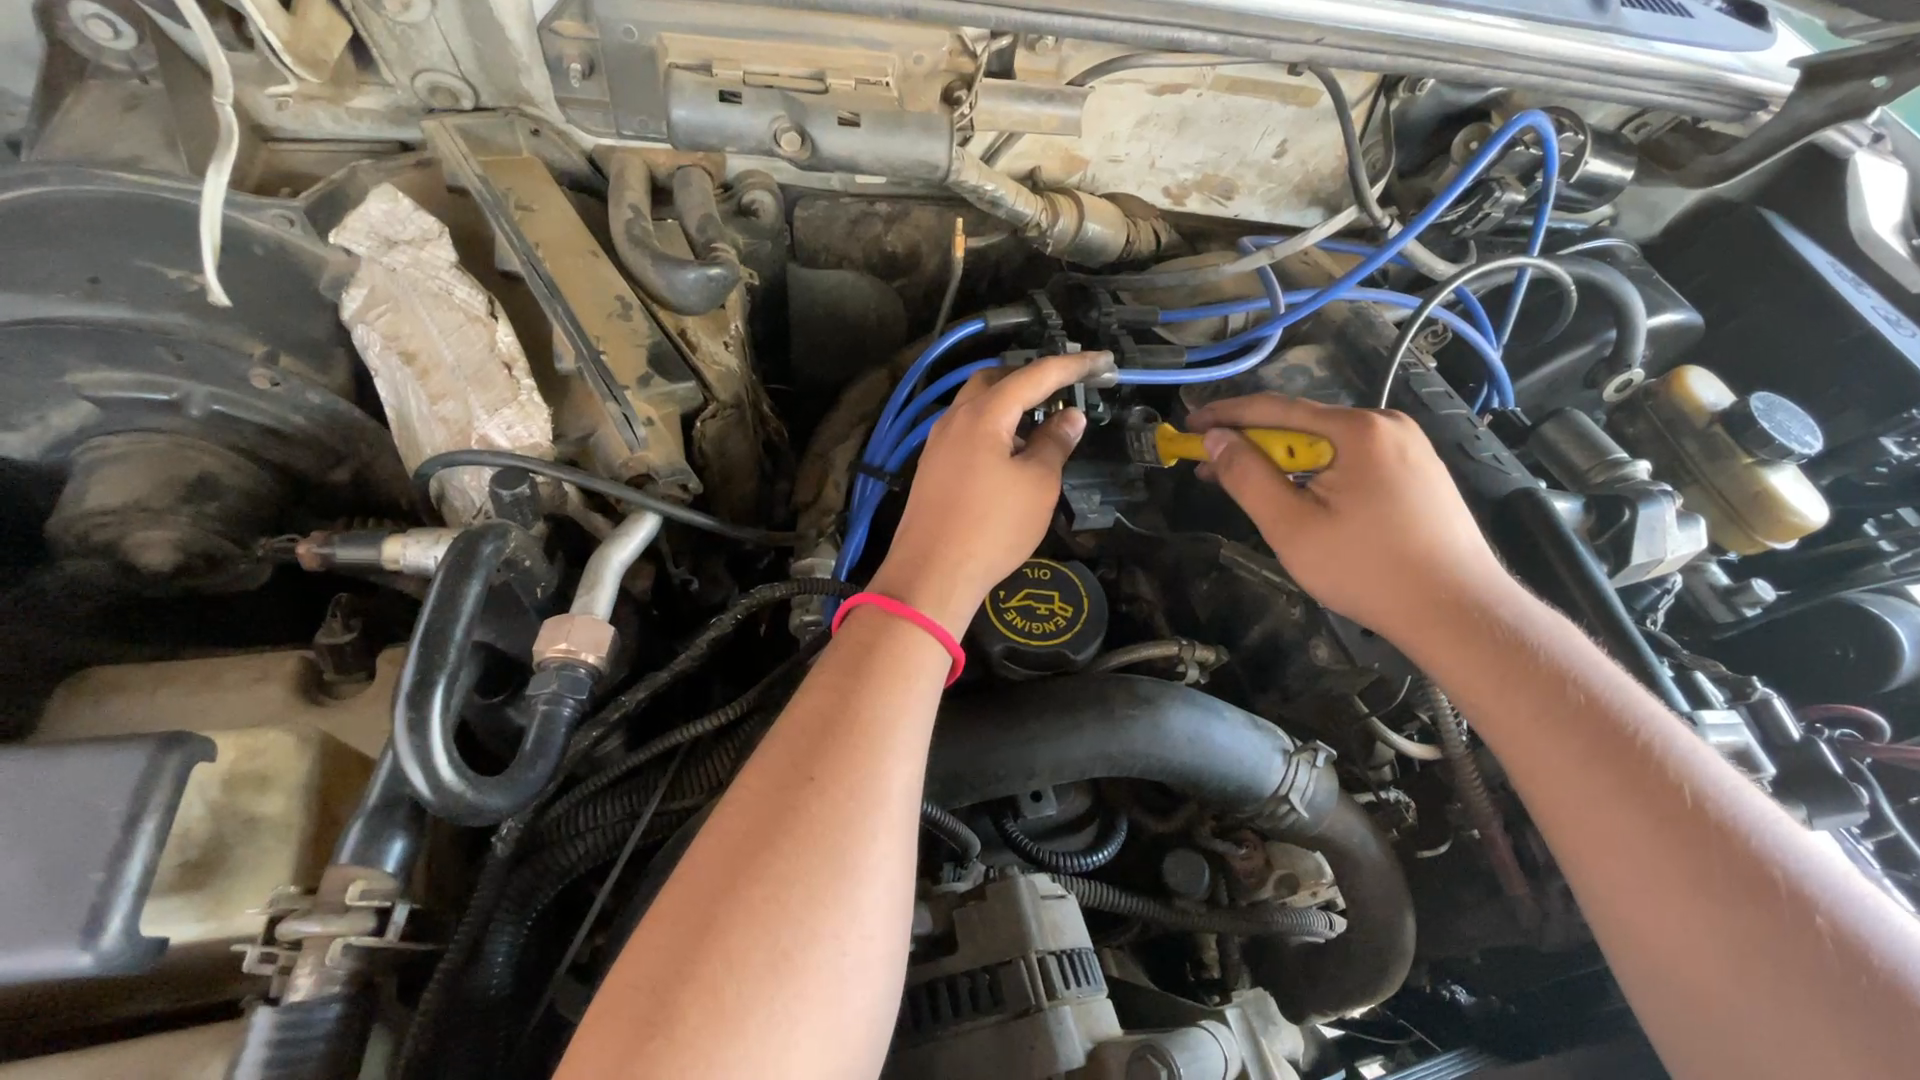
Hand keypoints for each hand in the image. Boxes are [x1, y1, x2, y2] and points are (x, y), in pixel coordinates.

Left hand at [868, 352, 1097, 633]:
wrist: (931, 575)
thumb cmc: (992, 528)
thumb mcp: (1037, 485)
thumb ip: (1054, 443)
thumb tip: (1069, 417)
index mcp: (982, 414)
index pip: (1034, 375)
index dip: (1072, 365)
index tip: (1102, 361)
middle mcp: (954, 418)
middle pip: (995, 380)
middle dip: (1033, 378)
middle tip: (1067, 388)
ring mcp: (938, 443)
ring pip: (977, 406)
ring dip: (1011, 405)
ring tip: (1043, 424)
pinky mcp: (933, 468)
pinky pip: (967, 431)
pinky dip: (994, 428)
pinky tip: (1012, 453)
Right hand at [1186, 394, 1516, 642]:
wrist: (1457, 610)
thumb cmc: (1367, 569)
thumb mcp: (1291, 526)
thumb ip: (1248, 477)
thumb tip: (1215, 438)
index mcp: (1357, 428)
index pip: (1274, 408)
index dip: (1224, 416)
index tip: (1187, 426)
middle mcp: (1386, 424)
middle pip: (1302, 425)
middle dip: (1252, 444)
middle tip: (1209, 467)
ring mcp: (1409, 447)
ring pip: (1327, 445)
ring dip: (1283, 461)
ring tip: (1249, 487)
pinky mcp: (1418, 472)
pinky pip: (1352, 461)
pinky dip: (1317, 473)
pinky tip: (1301, 498)